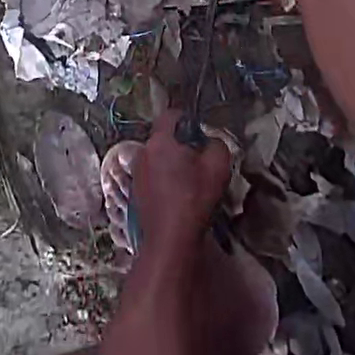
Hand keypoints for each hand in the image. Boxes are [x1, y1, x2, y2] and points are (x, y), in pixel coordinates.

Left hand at [131, 108, 232, 261]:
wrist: (170, 240)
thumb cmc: (194, 198)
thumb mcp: (218, 166)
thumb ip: (217, 144)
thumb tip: (210, 141)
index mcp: (160, 140)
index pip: (171, 115)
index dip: (187, 120)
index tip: (200, 135)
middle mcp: (143, 152)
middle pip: (164, 138)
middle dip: (181, 144)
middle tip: (199, 160)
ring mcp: (136, 173)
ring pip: (157, 158)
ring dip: (172, 163)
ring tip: (190, 181)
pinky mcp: (135, 192)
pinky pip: (152, 176)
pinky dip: (164, 179)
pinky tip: (178, 196)